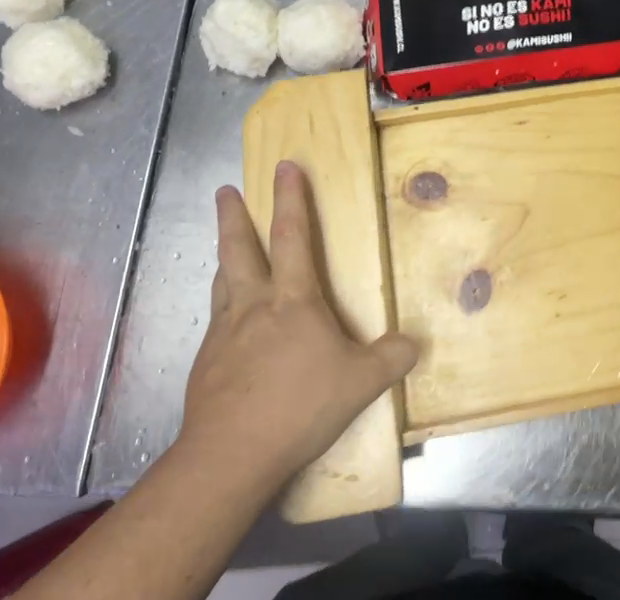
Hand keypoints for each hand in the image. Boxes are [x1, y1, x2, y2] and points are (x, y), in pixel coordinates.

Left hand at [178, 161, 418, 493]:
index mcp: (293, 300)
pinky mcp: (205, 364)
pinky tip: (229, 325)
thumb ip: (391, 358)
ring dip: (224, 258)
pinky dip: (223, 309)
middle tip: (225, 190)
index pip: (292, 237)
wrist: (231, 453)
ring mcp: (223, 334)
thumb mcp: (362, 383)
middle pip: (239, 249)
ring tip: (225, 250)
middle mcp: (253, 306)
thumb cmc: (300, 406)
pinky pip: (216, 323)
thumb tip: (414, 343)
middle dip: (234, 216)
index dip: (290, 199)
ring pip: (222, 282)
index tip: (284, 166)